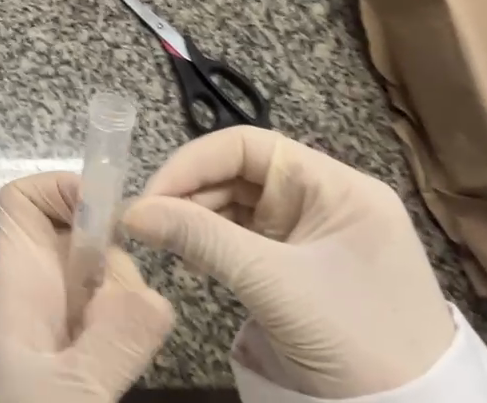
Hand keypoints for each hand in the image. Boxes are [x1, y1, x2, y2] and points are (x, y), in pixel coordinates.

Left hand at [0, 172, 175, 402]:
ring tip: (116, 352)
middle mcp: (31, 291)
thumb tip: (155, 292)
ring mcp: (52, 324)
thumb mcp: (70, 393)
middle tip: (125, 311)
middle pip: (74, 236)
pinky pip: (106, 321)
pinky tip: (117, 367)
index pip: (20, 203)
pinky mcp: (70, 355)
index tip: (108, 222)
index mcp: (13, 282)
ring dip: (121, 304)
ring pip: (97, 280)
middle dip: (111, 261)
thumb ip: (113, 340)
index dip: (60, 190)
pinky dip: (124, 332)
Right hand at [121, 128, 453, 398]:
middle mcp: (326, 199)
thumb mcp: (272, 284)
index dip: (192, 162)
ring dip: (198, 221)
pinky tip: (192, 261)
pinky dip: (215, 245)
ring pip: (238, 206)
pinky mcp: (304, 268)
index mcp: (336, 186)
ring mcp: (316, 234)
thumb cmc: (355, 340)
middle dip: (190, 195)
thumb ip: (199, 237)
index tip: (151, 196)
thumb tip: (130, 212)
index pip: (247, 146)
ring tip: (167, 247)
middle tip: (147, 225)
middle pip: (239, 173)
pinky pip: (248, 239)